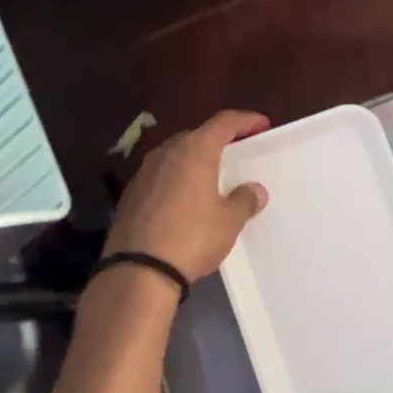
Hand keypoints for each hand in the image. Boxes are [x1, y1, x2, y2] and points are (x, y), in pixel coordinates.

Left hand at [105, 110, 269, 280]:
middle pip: (197, 136)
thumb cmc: (192, 237)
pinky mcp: (130, 195)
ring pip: (175, 156)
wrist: (138, 271)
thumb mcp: (229, 221)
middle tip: (237, 153)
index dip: (246, 120)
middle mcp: (166, 153)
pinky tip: (185, 199)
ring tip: (212, 177)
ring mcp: (144, 173)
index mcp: (195, 151)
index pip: (224, 122)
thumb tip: (254, 190)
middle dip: (218, 141)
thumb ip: (244, 199)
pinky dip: (177, 179)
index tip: (262, 125)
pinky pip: (160, 176)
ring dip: (195, 160)